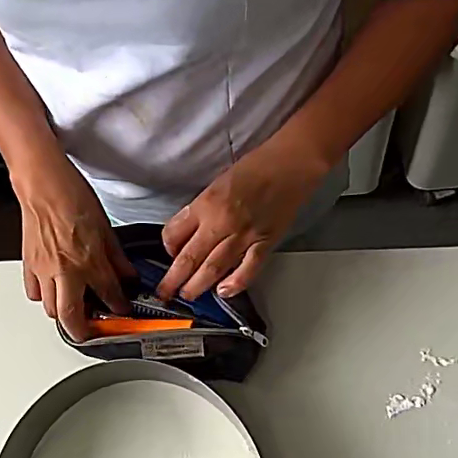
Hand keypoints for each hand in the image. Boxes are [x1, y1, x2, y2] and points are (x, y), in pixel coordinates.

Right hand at [13, 152, 131, 341]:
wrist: (43, 184)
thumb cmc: (71, 196)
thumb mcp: (105, 227)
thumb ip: (116, 256)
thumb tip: (126, 273)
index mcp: (88, 261)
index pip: (109, 295)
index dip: (119, 306)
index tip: (122, 309)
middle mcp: (65, 270)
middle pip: (70, 316)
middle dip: (83, 329)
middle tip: (92, 328)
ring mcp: (44, 270)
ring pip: (51, 308)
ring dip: (64, 313)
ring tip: (75, 308)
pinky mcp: (29, 265)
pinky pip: (34, 292)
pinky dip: (44, 296)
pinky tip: (53, 289)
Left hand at [157, 136, 332, 301]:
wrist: (293, 162)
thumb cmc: (256, 167)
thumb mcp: (215, 184)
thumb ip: (200, 210)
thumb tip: (188, 233)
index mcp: (205, 204)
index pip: (173, 234)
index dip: (167, 248)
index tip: (168, 254)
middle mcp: (221, 222)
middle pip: (189, 258)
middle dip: (173, 280)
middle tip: (165, 292)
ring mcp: (244, 235)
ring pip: (213, 268)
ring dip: (197, 286)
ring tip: (188, 295)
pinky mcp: (266, 242)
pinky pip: (248, 268)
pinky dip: (235, 283)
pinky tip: (224, 292)